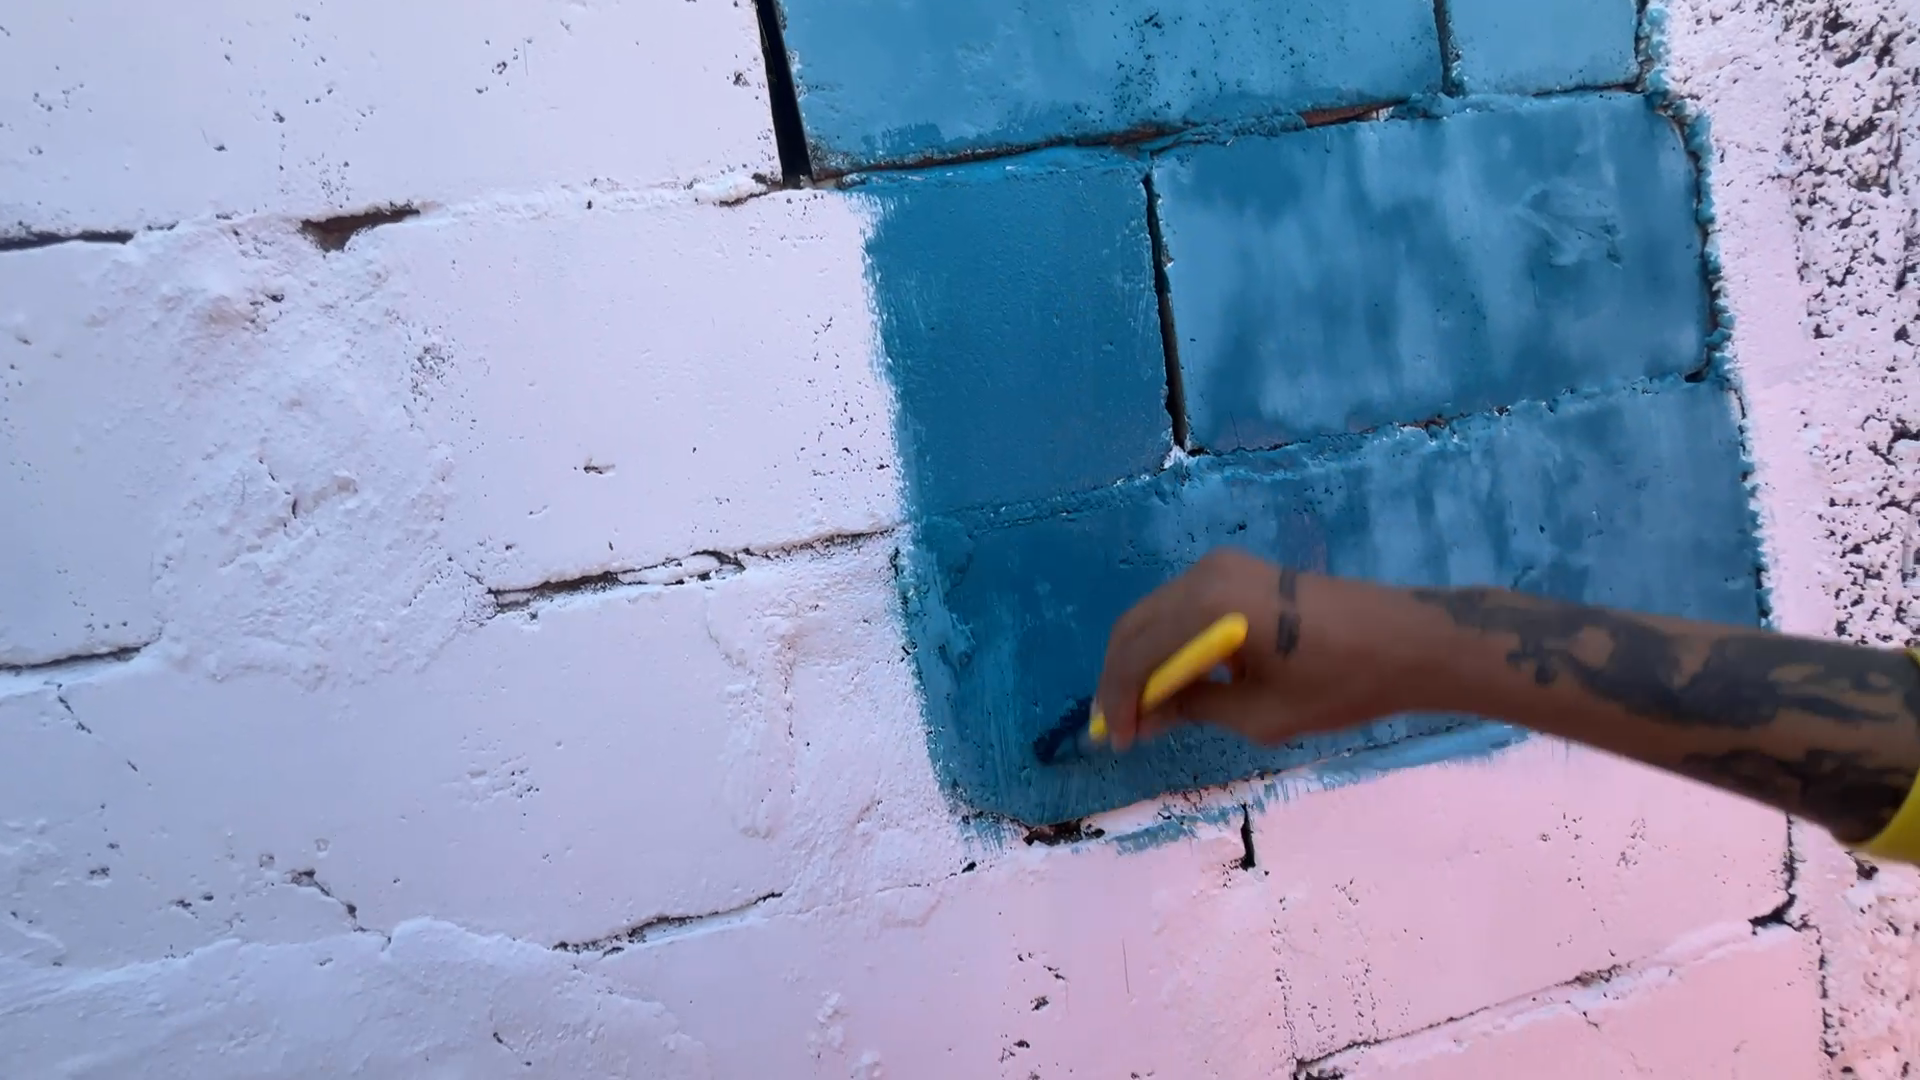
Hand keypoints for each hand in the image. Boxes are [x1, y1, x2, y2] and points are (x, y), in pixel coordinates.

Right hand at [1092, 549, 1424, 750]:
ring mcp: (1217, 565)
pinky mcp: (1233, 568)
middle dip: (1121, 678)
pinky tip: (1178, 676)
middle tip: (1120, 725)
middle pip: (1133, 628)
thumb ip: (1192, 709)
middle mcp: (1201, 574)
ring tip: (1145, 706)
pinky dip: (1167, 642)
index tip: (1118, 741)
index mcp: (1207, 606)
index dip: (1119, 700)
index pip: (1137, 655)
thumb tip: (1144, 719)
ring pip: (1152, 616)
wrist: (1408, 639)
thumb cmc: (1340, 684)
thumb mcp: (1259, 713)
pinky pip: (1178, 607)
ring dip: (1141, 660)